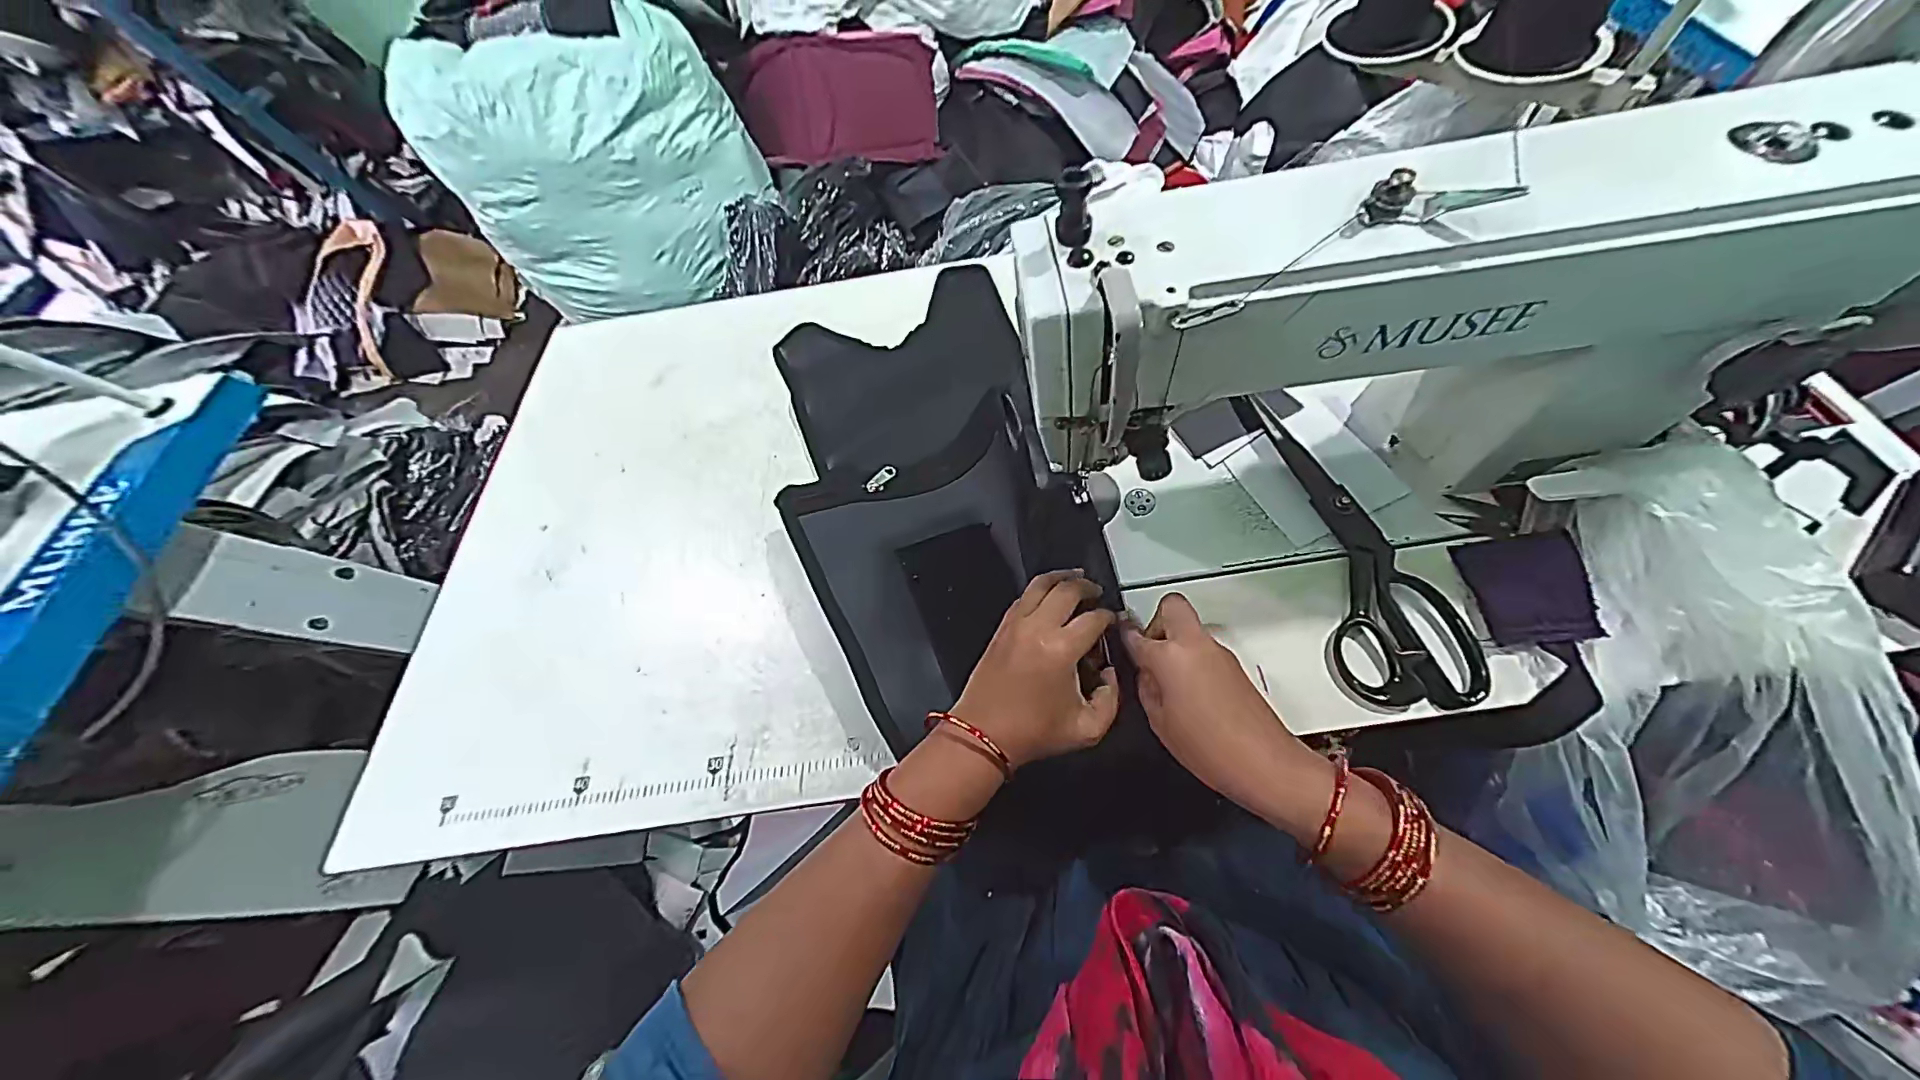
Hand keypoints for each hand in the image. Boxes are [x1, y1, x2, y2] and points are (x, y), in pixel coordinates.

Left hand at [949, 570, 1120, 767]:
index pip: (1094, 618)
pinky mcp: (1001, 629)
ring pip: (1039, 584)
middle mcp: (1037, 628)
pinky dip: (1038, 590)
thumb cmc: (1034, 732)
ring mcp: (1015, 625)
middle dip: (1088, 587)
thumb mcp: (1087, 728)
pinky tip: (1047, 596)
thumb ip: (1111, 699)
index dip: (1110, 616)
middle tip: (1097, 593)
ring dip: (1061, 578)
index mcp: (1061, 649)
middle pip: (1067, 589)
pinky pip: (1022, 598)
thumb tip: (1110, 674)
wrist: (984, 734)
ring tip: (1075, 578)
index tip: (1114, 621)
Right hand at [1122, 593, 1311, 806]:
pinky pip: (1206, 650)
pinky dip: (1194, 660)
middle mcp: (1197, 646)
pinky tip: (1189, 692)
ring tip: (1169, 679)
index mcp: (1170, 657)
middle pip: (1172, 606)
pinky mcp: (1235, 666)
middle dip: (1156, 622)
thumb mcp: (1159, 721)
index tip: (1123, 638)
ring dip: (1177, 643)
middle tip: (1149, 649)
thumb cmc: (1214, 748)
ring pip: (1191, 629)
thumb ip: (1147, 688)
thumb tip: (1145, 675)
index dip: (1126, 636)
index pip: (1137, 634)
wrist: (1264, 763)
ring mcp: (1220, 653)